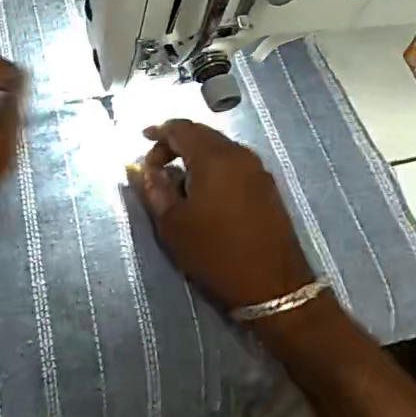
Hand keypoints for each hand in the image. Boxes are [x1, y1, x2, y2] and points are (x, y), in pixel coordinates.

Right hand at [127, 119, 314, 311]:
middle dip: (175, 142)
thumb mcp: (172, 224)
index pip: (181, 128)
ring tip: (176, 178)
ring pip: (219, 147)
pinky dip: (212, 165)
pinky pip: (233, 162)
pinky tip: (202, 188)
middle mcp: (239, 155)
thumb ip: (153, 189)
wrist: (273, 288)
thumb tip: (141, 168)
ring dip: (194, 154)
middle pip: (201, 133)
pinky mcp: (267, 186)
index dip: (158, 131)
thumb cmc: (215, 253)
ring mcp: (257, 169)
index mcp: (214, 158)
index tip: (142, 140)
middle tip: (155, 163)